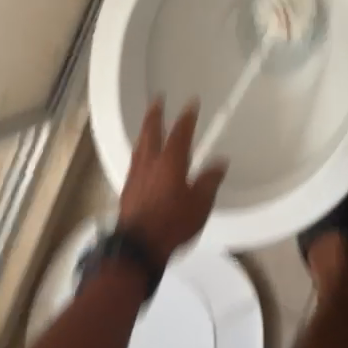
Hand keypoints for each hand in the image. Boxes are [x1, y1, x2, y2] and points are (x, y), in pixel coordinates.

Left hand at [118, 98, 227, 263]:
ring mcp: (136, 175)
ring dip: (145, 130)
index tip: (192, 102)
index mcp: (171, 161)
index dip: (187, 116)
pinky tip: (141, 157)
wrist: (137, 247)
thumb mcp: (200, 204)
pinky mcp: (127, 189)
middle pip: (152, 131)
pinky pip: (134, 161)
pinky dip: (139, 151)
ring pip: (140, 145)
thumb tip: (220, 163)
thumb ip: (209, 181)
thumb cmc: (173, 223)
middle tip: (158, 99)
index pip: (181, 132)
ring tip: (148, 123)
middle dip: (156, 114)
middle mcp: (151, 162)